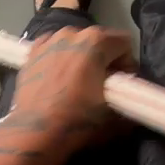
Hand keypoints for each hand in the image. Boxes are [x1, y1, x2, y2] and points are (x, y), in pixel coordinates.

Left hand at [0, 27, 132, 145]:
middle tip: (102, 86)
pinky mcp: (32, 51)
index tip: (122, 85)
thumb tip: (132, 95)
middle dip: (104, 60)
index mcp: (96, 41)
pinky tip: (58, 79)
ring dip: (81, 58)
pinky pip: (54, 48)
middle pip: (99, 40)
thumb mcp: (118, 115)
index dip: (127, 64)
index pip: (124, 43)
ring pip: (75, 43)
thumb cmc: (79, 120)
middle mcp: (72, 32)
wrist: (36, 131)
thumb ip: (133, 100)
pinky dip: (59, 59)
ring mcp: (49, 39)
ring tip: (78, 84)